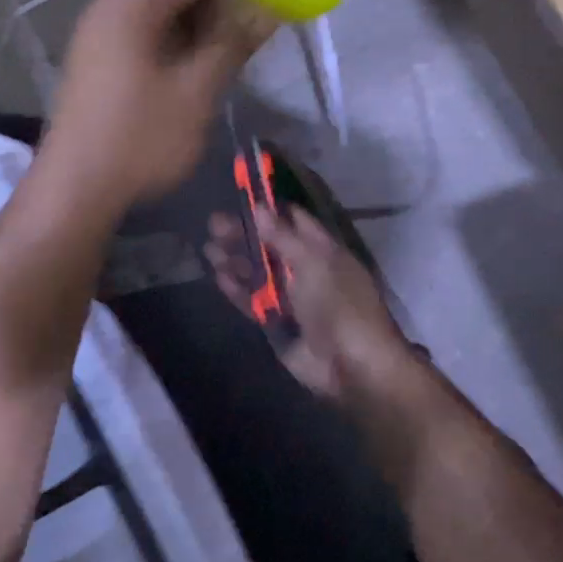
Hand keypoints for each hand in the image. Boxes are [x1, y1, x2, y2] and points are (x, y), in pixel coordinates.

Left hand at [42, 0, 277, 206]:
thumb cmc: (139, 143)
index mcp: (131, 6)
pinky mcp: (101, 48)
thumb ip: (231, 43)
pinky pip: (144, 4)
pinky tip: (206, 17)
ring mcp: (101, 25)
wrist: (76, 188)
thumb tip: (267, 8)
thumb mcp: (196, 94)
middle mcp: (110, 3)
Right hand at [205, 207, 414, 398]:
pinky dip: (237, 289)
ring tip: (210, 249)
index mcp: (322, 250)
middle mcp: (305, 269)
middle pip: (269, 245)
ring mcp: (290, 298)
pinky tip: (218, 277)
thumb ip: (283, 236)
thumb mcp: (313, 263)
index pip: (293, 220)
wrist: (352, 366)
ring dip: (235, 260)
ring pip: (257, 272)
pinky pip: (253, 301)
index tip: (240, 196)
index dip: (269, 207)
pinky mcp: (277, 323)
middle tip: (214, 225)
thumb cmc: (339, 305)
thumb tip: (260, 207)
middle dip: (243, 234)